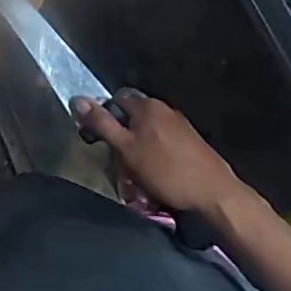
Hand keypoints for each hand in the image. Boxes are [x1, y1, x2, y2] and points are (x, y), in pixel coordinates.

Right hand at [71, 91, 254, 217]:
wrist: (213, 192)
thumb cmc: (166, 170)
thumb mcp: (127, 149)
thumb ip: (102, 124)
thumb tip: (77, 99)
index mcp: (147, 106)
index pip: (114, 101)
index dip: (103, 118)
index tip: (99, 142)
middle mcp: (163, 109)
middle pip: (131, 119)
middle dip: (122, 142)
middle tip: (120, 167)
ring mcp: (179, 125)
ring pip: (146, 135)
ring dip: (137, 155)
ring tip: (138, 180)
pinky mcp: (190, 142)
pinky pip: (162, 145)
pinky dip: (154, 160)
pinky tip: (157, 181)